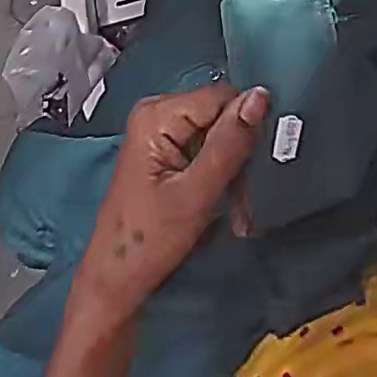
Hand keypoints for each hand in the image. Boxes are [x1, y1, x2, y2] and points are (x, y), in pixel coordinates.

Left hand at [72, 82, 268, 317]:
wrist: (116, 281)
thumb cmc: (150, 241)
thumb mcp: (197, 193)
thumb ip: (230, 143)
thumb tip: (260, 96)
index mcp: (157, 114)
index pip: (223, 97)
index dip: (244, 127)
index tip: (253, 167)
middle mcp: (157, 112)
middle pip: (221, 114)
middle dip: (240, 153)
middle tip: (246, 198)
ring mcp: (160, 131)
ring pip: (220, 133)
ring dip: (235, 170)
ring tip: (239, 209)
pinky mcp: (166, 149)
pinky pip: (208, 148)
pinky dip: (222, 175)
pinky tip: (228, 205)